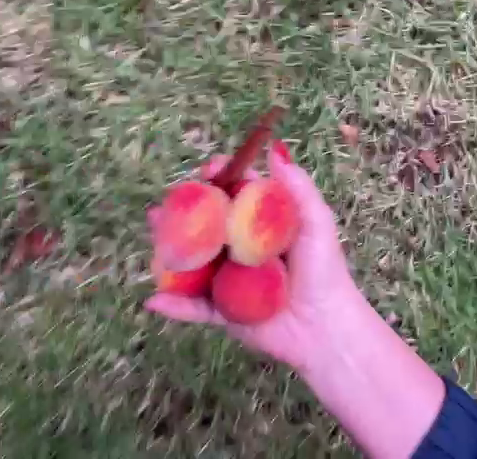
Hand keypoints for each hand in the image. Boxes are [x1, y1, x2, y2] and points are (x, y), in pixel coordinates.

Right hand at [144, 143, 371, 373]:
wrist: (324, 326)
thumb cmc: (324, 269)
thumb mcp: (316, 222)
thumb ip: (298, 187)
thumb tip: (275, 149)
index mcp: (265, 224)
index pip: (237, 194)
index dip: (222, 178)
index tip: (209, 168)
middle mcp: (242, 249)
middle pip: (208, 224)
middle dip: (184, 210)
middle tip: (166, 200)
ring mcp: (230, 280)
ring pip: (194, 262)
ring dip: (169, 248)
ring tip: (152, 229)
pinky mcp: (224, 313)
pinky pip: (194, 309)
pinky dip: (173, 306)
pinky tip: (152, 300)